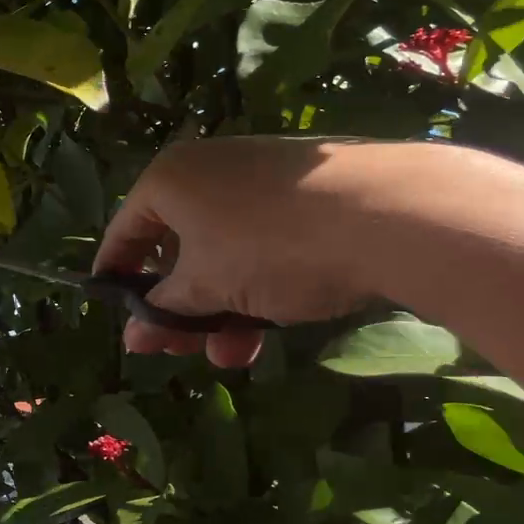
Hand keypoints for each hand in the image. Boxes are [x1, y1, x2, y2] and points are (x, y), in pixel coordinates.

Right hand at [92, 137, 386, 367]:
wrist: (406, 214)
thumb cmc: (272, 247)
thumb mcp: (205, 287)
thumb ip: (163, 310)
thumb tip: (134, 338)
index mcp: (168, 179)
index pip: (124, 234)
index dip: (117, 278)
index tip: (119, 314)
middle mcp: (210, 169)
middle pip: (179, 247)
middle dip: (181, 306)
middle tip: (181, 348)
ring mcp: (268, 175)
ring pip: (227, 249)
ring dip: (223, 306)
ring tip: (234, 355)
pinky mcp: (319, 189)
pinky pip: (269, 238)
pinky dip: (262, 279)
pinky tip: (275, 319)